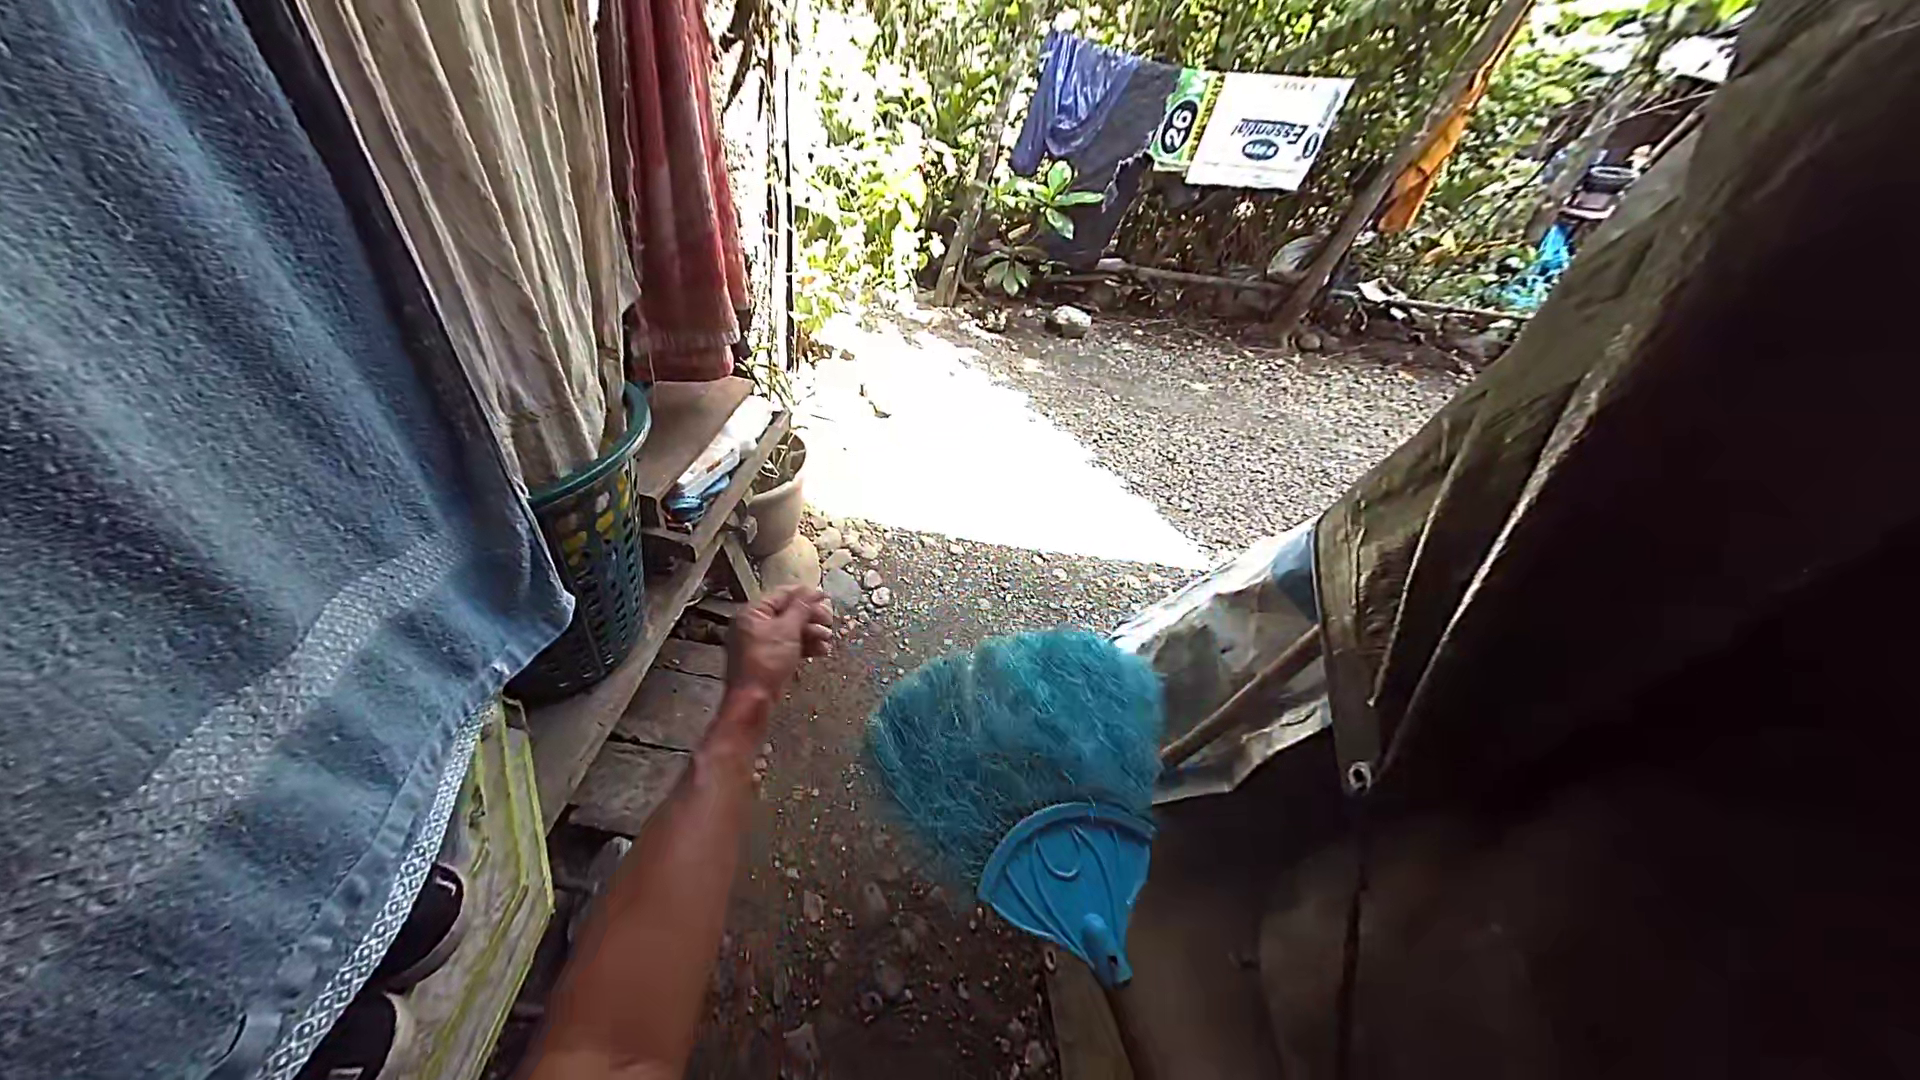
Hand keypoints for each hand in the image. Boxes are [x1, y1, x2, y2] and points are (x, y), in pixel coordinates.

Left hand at [725, 585, 833, 704]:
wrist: (755, 699)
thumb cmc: (767, 661)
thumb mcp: (788, 629)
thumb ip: (801, 608)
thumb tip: (811, 592)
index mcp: (753, 612)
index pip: (782, 595)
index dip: (805, 594)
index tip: (824, 595)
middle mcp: (754, 624)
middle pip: (788, 613)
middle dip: (811, 617)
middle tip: (828, 620)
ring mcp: (761, 643)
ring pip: (791, 630)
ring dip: (812, 633)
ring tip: (827, 639)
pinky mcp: (769, 658)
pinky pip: (789, 645)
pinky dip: (805, 646)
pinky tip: (821, 651)